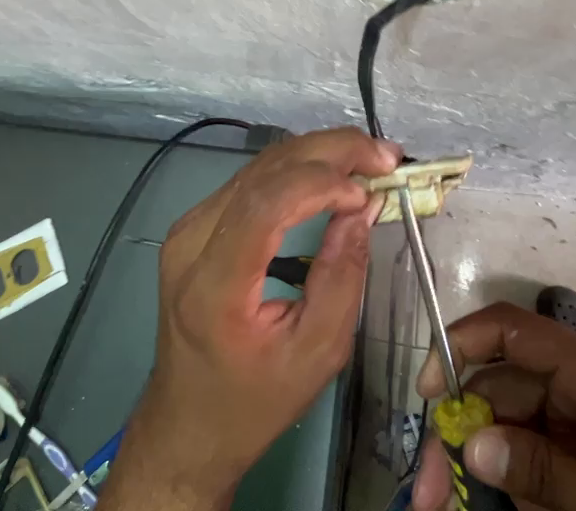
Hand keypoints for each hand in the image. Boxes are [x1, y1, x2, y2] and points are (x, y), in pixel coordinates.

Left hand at [100, 128, 399, 509]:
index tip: (370, 190)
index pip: (263, 204)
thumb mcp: (316, 354)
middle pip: (263, 172)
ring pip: (258, 167)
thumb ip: (341, 277)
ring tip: (371, 161)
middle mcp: (191, 242)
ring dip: (317, 155)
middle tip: (387, 157)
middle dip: (330, 152)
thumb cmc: (254, 402)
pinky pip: (251, 181)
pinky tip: (334, 175)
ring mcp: (188, 228)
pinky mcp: (195, 225)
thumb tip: (363, 207)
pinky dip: (298, 170)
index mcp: (214, 285)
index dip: (320, 183)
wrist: (188, 423)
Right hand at [412, 303, 575, 510]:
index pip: (511, 331)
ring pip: (514, 430)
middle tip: (430, 495)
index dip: (460, 346)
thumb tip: (470, 445)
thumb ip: (545, 474)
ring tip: (459, 508)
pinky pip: (542, 456)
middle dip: (461, 435)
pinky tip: (513, 508)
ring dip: (486, 468)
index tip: (425, 393)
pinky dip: (521, 484)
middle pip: (502, 391)